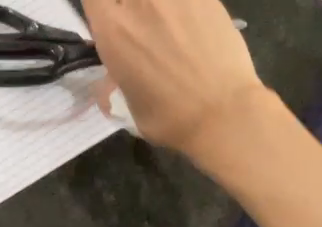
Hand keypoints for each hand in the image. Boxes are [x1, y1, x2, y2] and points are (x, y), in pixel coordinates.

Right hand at [82, 0, 265, 160]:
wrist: (222, 112)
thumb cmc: (171, 120)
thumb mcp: (130, 109)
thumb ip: (118, 82)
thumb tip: (113, 78)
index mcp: (113, 31)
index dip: (99, 5)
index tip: (107, 15)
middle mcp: (138, 2)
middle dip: (129, 9)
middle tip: (143, 29)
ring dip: (159, 11)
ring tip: (170, 31)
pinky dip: (185, 9)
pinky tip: (191, 27)